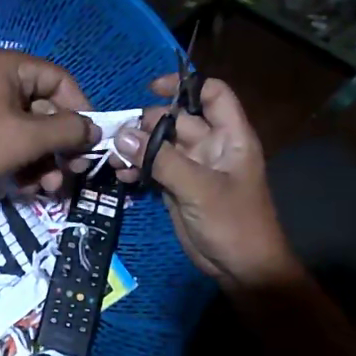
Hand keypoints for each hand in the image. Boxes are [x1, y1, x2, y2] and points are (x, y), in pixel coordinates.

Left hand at [0, 49, 96, 189]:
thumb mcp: (26, 137)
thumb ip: (66, 132)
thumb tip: (95, 129)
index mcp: (13, 67)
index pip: (63, 81)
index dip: (82, 111)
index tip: (93, 142)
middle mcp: (0, 79)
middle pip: (46, 108)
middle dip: (61, 145)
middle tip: (73, 173)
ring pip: (28, 130)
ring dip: (43, 160)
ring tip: (49, 190)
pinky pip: (8, 140)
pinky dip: (21, 162)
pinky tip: (26, 189)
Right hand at [115, 75, 297, 286]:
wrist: (242, 270)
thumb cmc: (234, 224)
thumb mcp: (200, 188)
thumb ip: (161, 160)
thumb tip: (122, 135)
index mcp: (230, 136)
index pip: (212, 94)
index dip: (185, 85)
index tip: (152, 90)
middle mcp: (211, 146)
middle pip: (176, 119)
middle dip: (147, 123)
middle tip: (121, 137)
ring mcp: (193, 167)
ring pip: (160, 144)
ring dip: (136, 147)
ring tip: (113, 158)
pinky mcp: (178, 188)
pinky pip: (153, 168)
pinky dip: (137, 169)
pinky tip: (121, 176)